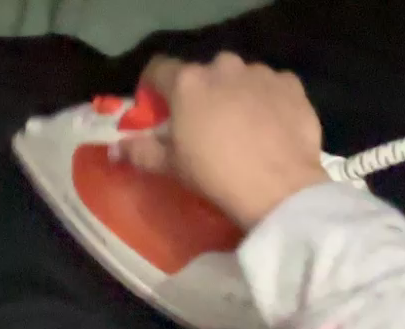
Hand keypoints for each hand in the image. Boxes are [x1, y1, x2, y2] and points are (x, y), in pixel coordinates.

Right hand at [119, 53, 330, 230]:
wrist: (276, 187)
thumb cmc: (214, 175)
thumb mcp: (170, 167)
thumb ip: (140, 152)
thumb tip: (114, 149)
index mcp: (187, 83)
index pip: (158, 70)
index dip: (154, 89)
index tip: (157, 109)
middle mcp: (223, 66)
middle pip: (203, 75)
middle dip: (199, 96)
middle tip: (202, 129)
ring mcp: (260, 72)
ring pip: (238, 79)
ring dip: (233, 98)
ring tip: (239, 132)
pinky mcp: (290, 84)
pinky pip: (270, 88)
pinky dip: (265, 103)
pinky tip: (266, 131)